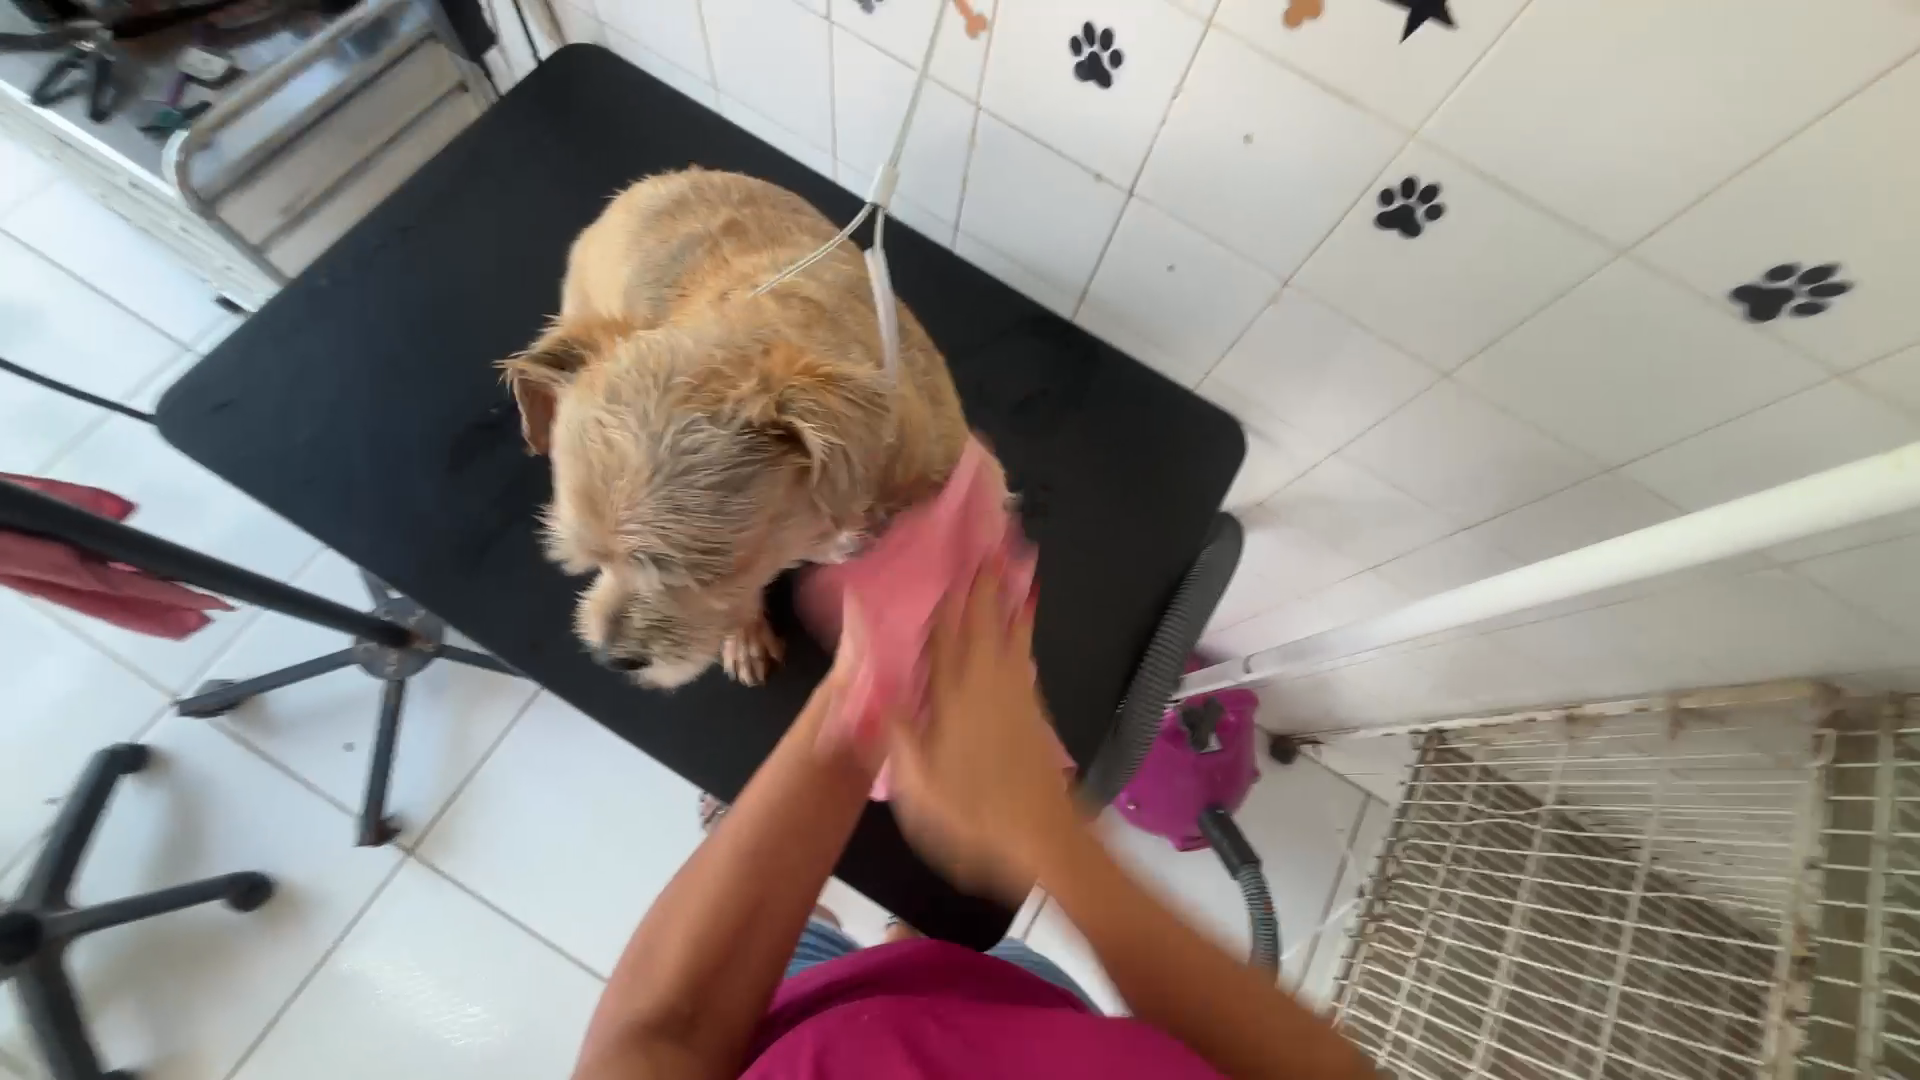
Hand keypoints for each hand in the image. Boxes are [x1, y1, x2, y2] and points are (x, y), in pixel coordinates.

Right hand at [885, 563, 1075, 898]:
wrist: (1044, 837)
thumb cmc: (974, 815)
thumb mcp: (919, 786)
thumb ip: (899, 735)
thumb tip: (877, 690)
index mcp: (953, 699)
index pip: (945, 638)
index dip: (947, 599)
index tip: (949, 563)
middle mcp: (986, 685)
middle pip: (983, 623)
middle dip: (984, 583)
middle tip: (989, 544)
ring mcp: (1015, 694)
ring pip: (1009, 632)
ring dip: (1007, 597)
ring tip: (1012, 563)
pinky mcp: (1035, 707)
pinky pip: (1025, 654)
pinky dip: (1024, 628)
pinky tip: (1023, 618)